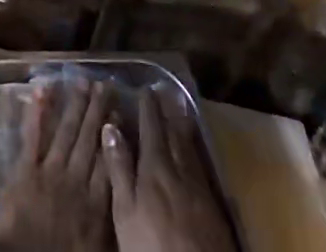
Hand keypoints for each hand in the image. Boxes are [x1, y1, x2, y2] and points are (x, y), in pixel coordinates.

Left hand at [0, 81, 115, 251]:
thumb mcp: (100, 247)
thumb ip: (111, 219)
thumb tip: (128, 201)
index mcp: (96, 202)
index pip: (108, 160)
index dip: (114, 133)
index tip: (120, 110)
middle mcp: (76, 179)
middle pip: (89, 139)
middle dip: (97, 110)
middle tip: (104, 84)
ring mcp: (50, 171)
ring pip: (65, 132)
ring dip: (74, 105)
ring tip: (82, 81)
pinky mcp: (25, 170)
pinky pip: (32, 136)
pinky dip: (37, 112)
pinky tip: (41, 90)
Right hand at [101, 86, 236, 251]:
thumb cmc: (151, 246)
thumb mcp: (125, 210)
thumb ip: (119, 168)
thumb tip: (110, 127)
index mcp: (155, 168)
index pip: (151, 129)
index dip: (148, 108)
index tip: (145, 88)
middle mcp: (180, 170)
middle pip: (175, 134)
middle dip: (168, 111)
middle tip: (166, 91)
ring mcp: (200, 188)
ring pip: (191, 149)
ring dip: (184, 127)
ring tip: (181, 110)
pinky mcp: (214, 206)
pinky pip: (202, 166)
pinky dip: (196, 150)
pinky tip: (195, 152)